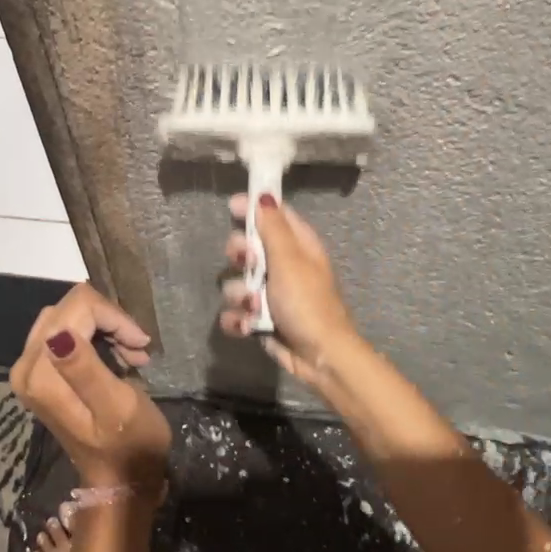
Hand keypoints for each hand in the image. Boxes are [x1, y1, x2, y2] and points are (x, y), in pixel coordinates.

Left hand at [10, 284, 170, 488]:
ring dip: (105, 328)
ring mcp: (30, 368)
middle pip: (69, 308)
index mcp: (41, 373)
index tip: (140, 344)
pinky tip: (119, 355)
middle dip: (109, 321)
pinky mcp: (41, 371)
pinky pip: (66, 330)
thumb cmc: (129, 446)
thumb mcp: (116, 407)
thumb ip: (85, 369)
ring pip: (69, 315)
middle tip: (138, 349)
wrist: (119, 481)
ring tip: (133, 354)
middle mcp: (26, 365)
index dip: (113, 318)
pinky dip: (96, 336)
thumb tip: (61, 335)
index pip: (76, 308)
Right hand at [218, 193, 364, 384]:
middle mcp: (283, 266)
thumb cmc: (307, 302)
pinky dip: (238, 319)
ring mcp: (270, 294)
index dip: (253, 208)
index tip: (232, 206)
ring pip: (236, 281)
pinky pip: (236, 312)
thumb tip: (264, 195)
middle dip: (240, 255)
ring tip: (254, 306)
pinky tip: (247, 325)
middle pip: (248, 247)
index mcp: (297, 246)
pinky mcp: (260, 319)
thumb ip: (272, 227)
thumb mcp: (289, 259)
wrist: (318, 356)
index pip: (273, 215)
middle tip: (248, 262)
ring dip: (240, 294)